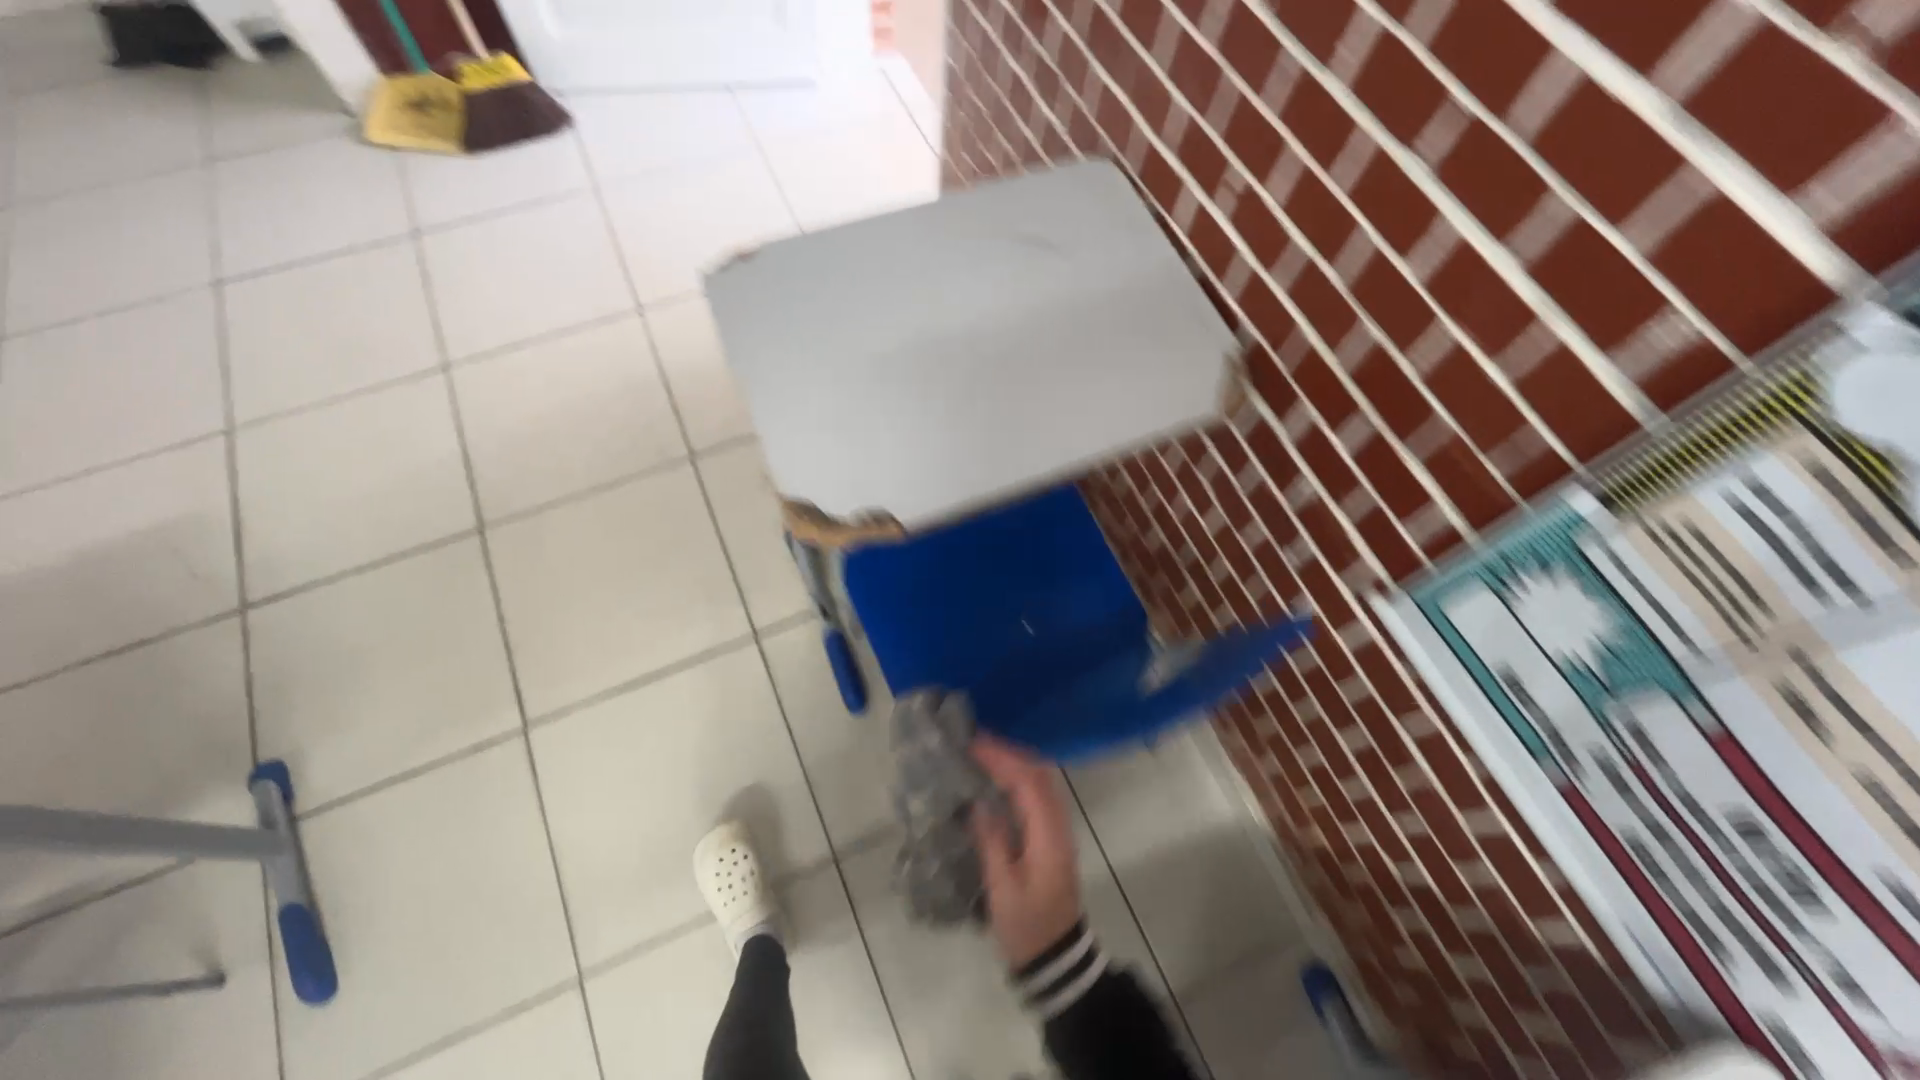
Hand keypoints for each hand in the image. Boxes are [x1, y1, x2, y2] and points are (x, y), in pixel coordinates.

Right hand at [971, 735, 1082, 968]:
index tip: (972, 744)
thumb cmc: (1027, 927)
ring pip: (1041, 782)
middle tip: (973, 741)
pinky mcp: (1051, 838)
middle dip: (1008, 752)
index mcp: (1048, 837)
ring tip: (980, 753)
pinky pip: (1037, 795)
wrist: (1056, 957)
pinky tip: (994, 780)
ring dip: (1014, 762)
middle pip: (1039, 774)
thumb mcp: (1003, 890)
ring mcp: (1058, 831)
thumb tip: (978, 804)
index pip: (1028, 783)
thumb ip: (993, 843)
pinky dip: (1017, 779)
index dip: (1002, 758)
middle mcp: (1059, 826)